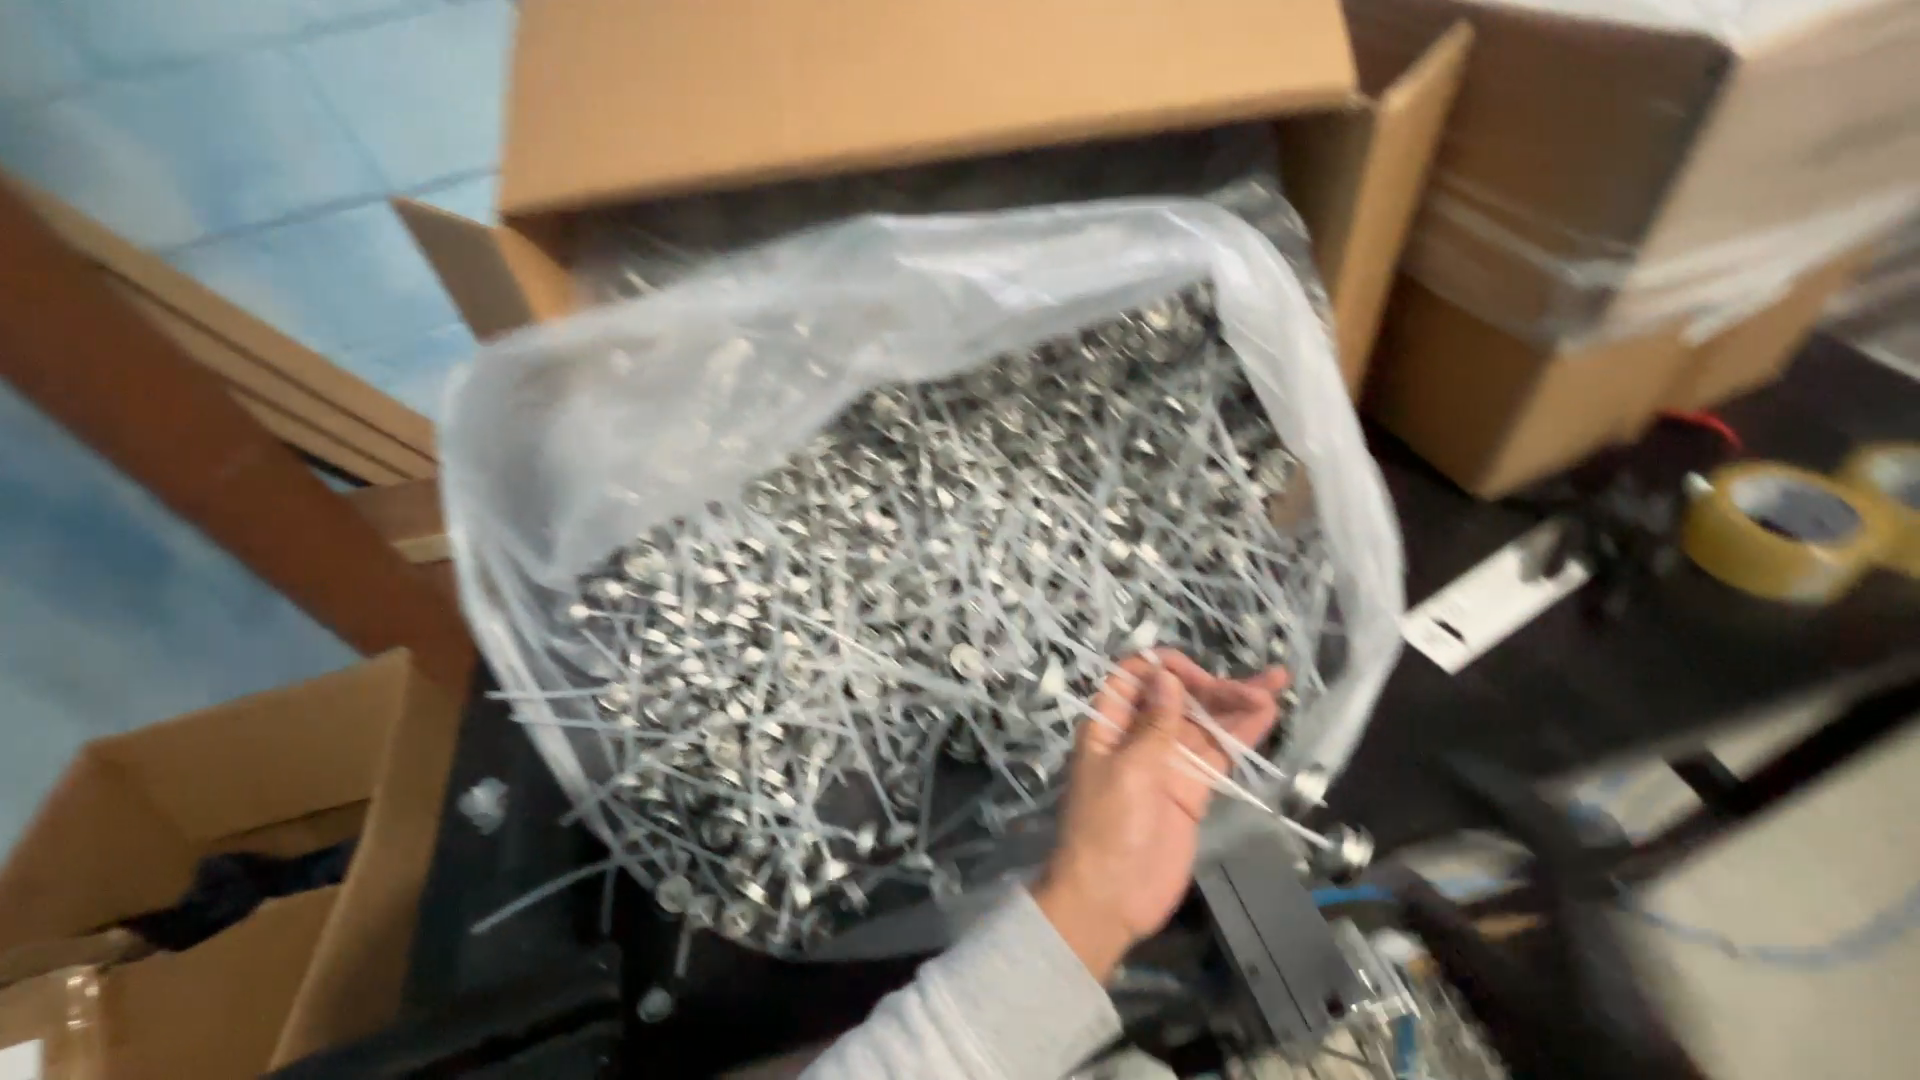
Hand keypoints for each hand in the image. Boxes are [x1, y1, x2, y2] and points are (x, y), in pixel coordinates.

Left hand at [1033, 651, 1285, 980]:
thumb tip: (1166, 675)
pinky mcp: (1191, 790)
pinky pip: (1217, 755)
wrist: (1110, 897)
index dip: (1164, 668)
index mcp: (1108, 725)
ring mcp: (1167, 763)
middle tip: (1257, 686)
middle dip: (1213, 687)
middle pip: (1177, 698)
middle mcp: (1137, 737)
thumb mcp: (1127, 769)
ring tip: (1276, 683)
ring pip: (1203, 724)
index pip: (1134, 678)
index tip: (1197, 674)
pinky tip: (1266, 714)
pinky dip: (1240, 735)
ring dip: (1236, 704)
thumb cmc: (1106, 826)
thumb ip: (1153, 724)